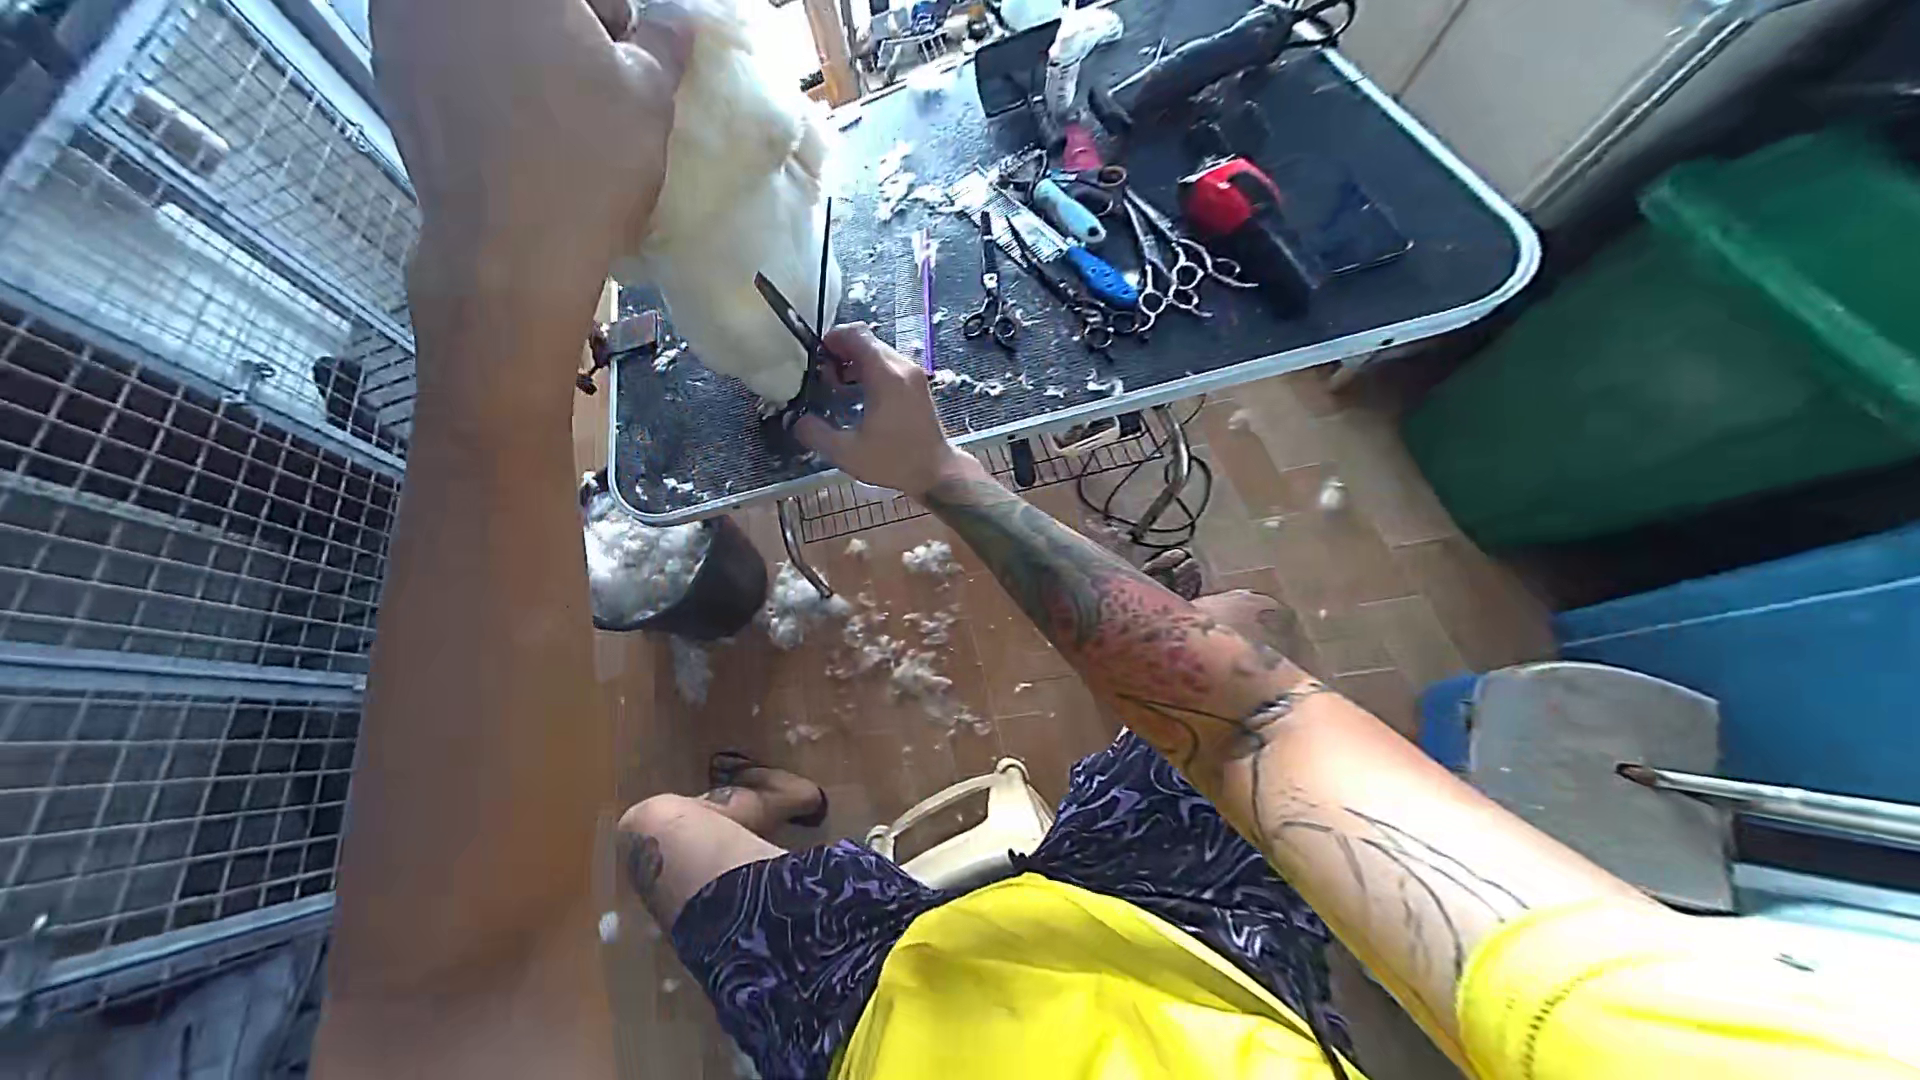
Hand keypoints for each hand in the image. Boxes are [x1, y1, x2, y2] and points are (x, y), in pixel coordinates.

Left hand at [372, 0, 689, 302]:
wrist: (513, 248)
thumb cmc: (591, 166)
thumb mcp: (649, 101)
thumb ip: (661, 45)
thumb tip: (673, 21)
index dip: (614, 16)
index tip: (626, 54)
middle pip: (528, 3)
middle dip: (566, 28)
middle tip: (593, 82)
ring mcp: (404, 15)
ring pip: (484, 21)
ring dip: (524, 48)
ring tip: (553, 110)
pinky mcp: (390, 66)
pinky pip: (450, 51)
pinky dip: (485, 73)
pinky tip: (514, 127)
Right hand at [795, 325, 966, 497]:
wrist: (937, 472)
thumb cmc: (895, 461)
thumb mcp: (847, 453)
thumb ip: (816, 434)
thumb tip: (798, 422)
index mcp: (886, 375)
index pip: (856, 334)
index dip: (832, 340)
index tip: (817, 360)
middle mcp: (902, 367)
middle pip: (866, 342)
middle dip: (841, 355)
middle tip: (826, 382)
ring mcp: (914, 375)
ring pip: (878, 354)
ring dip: (855, 365)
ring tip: (840, 391)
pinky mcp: (918, 386)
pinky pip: (889, 366)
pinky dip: (871, 373)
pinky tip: (860, 399)